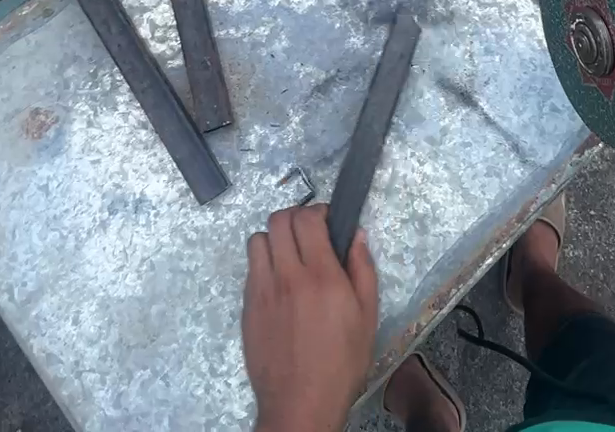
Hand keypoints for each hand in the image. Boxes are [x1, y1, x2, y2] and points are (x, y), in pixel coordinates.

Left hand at [243, 204, 379, 431]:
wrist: (300, 404)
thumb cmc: (341, 362)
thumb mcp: (367, 316)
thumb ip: (363, 269)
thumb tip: (356, 235)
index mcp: (321, 275)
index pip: (307, 218)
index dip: (317, 210)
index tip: (326, 220)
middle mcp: (287, 275)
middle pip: (279, 220)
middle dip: (295, 217)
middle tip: (308, 232)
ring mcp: (262, 291)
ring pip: (258, 239)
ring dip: (275, 238)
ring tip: (289, 253)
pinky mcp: (248, 307)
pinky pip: (251, 268)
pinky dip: (264, 263)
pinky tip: (278, 281)